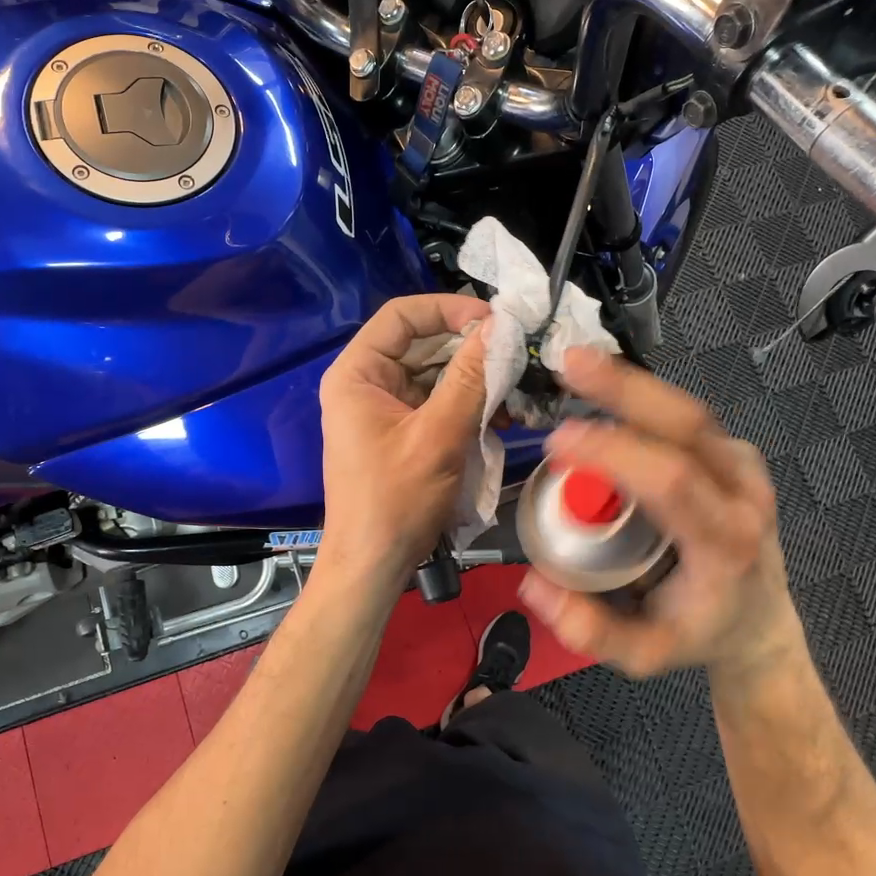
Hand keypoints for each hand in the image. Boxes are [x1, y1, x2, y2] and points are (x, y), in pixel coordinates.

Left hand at [318, 294, 493, 581]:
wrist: (373, 565)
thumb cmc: (395, 500)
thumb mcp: (438, 435)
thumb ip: (471, 378)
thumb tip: (501, 328)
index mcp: (358, 374)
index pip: (402, 316)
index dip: (449, 309)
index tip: (495, 321)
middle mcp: (367, 384)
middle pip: (423, 345)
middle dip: (470, 349)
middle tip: (517, 355)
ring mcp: (384, 410)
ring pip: (436, 376)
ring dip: (475, 380)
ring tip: (516, 389)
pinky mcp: (402, 435)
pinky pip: (437, 405)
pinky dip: (467, 407)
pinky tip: (501, 417)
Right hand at [517, 347, 803, 684]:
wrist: (759, 621)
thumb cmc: (698, 632)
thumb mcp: (644, 654)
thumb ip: (591, 629)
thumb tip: (534, 584)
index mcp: (724, 543)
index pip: (672, 482)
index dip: (615, 454)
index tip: (558, 441)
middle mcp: (743, 493)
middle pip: (687, 423)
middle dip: (625, 387)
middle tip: (569, 362)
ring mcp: (743, 467)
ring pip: (687, 411)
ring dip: (631, 386)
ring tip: (576, 365)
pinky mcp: (735, 453)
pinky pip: (685, 419)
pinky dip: (642, 400)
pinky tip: (604, 390)